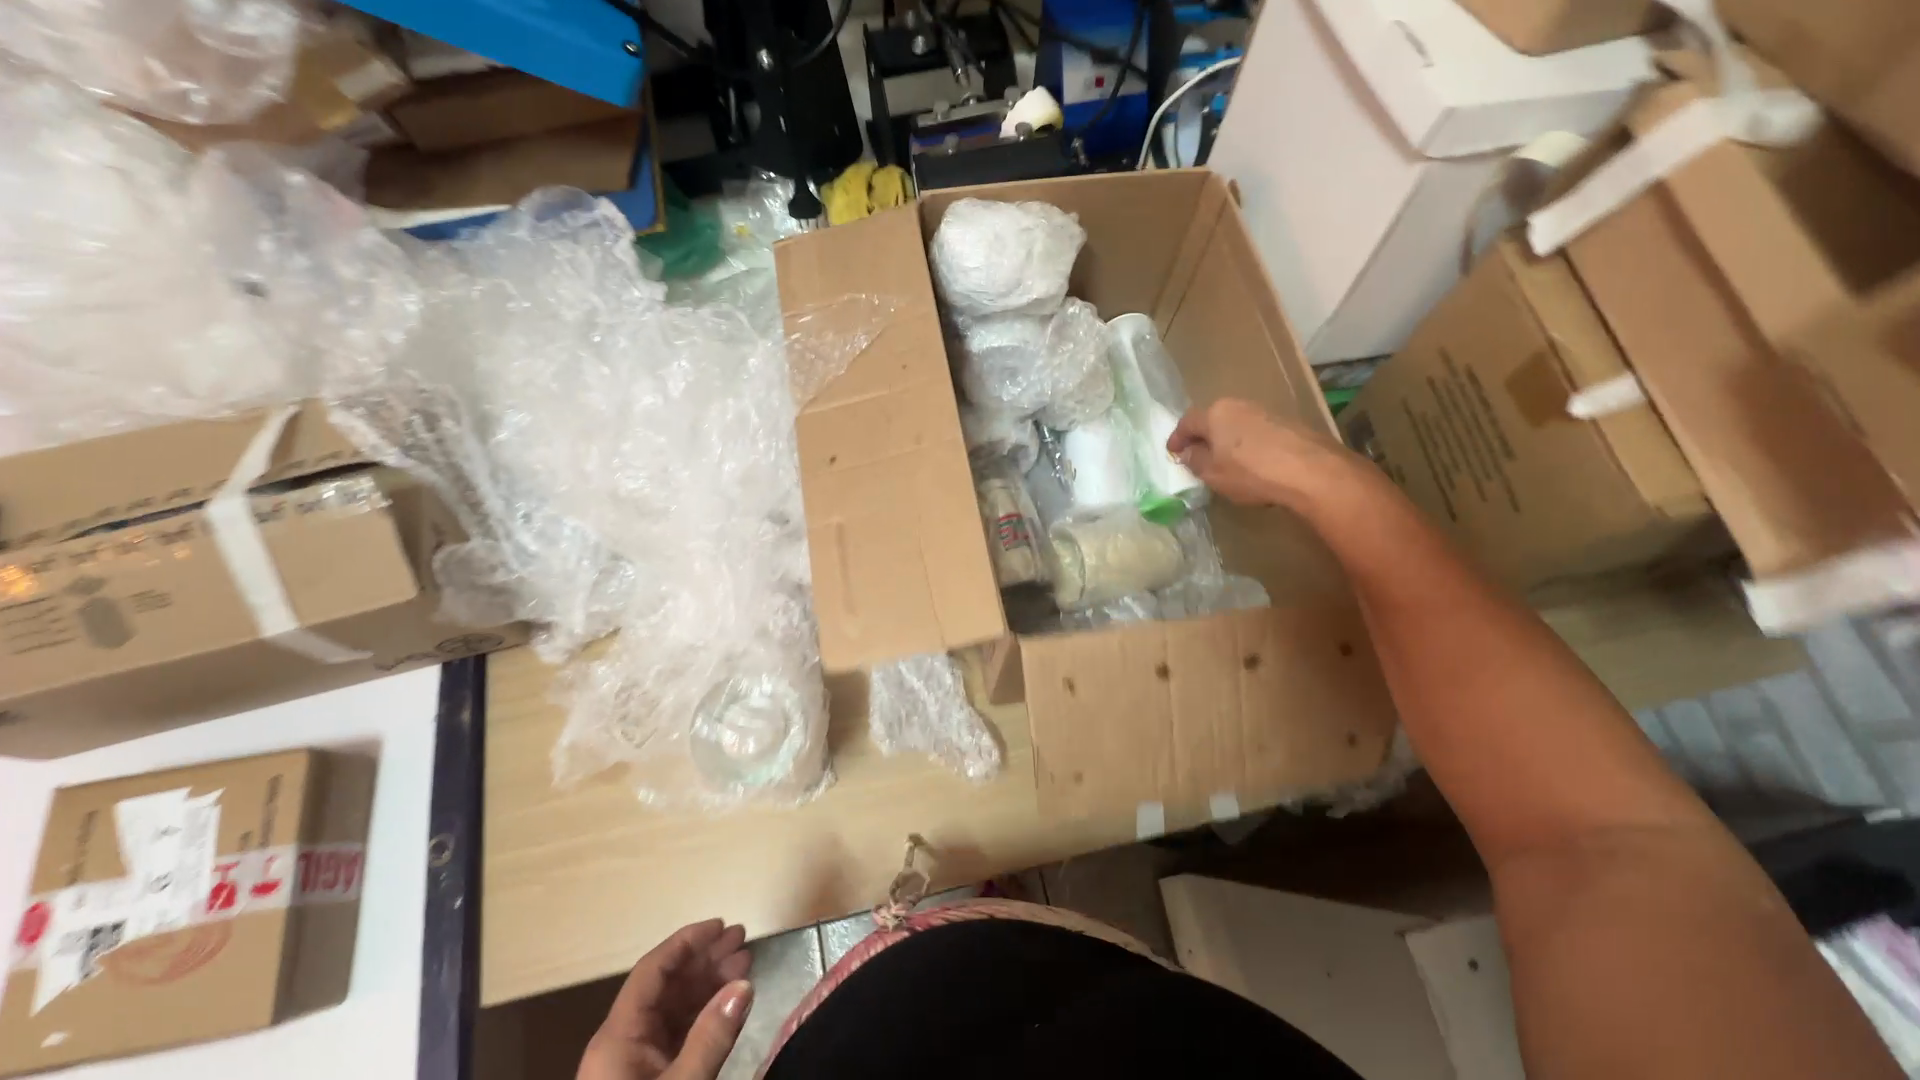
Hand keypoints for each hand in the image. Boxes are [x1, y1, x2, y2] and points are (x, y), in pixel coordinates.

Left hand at [578, 920, 754, 1079]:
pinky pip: (676, 1034)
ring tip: (746, 966)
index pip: (653, 971)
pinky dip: (704, 1015)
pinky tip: (729, 1007)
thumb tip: (744, 984)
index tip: (722, 925)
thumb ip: (713, 1036)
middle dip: (704, 961)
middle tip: (744, 942)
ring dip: (708, 986)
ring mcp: (633, 1063)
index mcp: (618, 1036)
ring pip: (672, 1009)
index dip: (686, 943)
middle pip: (664, 986)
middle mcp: (622, 1041)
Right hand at [1168, 398, 1354, 507]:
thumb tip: (1188, 452)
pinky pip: (1256, 432)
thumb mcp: (1213, 473)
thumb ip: (1195, 461)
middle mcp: (1238, 405)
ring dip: (1227, 440)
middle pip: (1213, 419)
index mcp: (1215, 413)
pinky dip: (1247, 444)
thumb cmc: (1251, 472)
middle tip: (1196, 456)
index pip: (1187, 422)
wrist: (1310, 470)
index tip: (1172, 452)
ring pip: (1236, 424)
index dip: (1177, 438)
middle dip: (1203, 437)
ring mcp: (1265, 411)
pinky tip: (1251, 462)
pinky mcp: (1286, 422)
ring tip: (1225, 461)